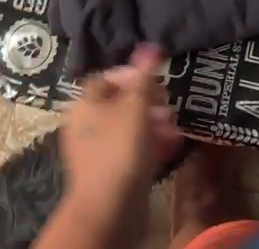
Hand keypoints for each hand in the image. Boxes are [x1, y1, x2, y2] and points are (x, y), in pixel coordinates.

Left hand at [58, 46, 180, 234]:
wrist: (109, 211)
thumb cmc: (121, 149)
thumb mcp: (137, 106)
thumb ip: (145, 75)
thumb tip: (150, 46)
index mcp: (84, 104)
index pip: (108, 76)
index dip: (133, 74)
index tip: (156, 80)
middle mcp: (85, 124)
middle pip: (119, 102)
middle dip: (148, 100)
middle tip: (168, 104)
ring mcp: (96, 151)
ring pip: (127, 127)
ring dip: (153, 123)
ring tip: (173, 127)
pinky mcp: (109, 172)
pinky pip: (130, 150)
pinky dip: (149, 144)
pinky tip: (169, 146)